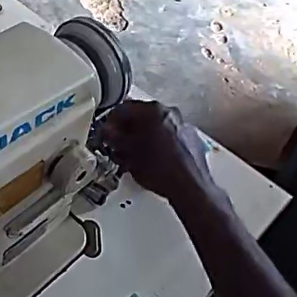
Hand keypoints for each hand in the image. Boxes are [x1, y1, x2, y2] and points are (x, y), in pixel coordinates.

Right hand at [100, 100, 221, 206]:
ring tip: (132, 157)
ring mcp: (182, 126)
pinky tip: (150, 160)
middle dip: (126, 131)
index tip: (106, 133)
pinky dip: (156, 144)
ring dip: (141, 138)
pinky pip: (167, 137)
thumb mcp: (127, 152)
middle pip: (140, 117)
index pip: (122, 108)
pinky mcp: (190, 140)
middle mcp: (170, 113)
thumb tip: (107, 132)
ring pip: (154, 127)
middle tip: (116, 145)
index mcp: (153, 110)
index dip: (110, 122)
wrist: (189, 188)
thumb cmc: (160, 169)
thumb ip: (112, 137)